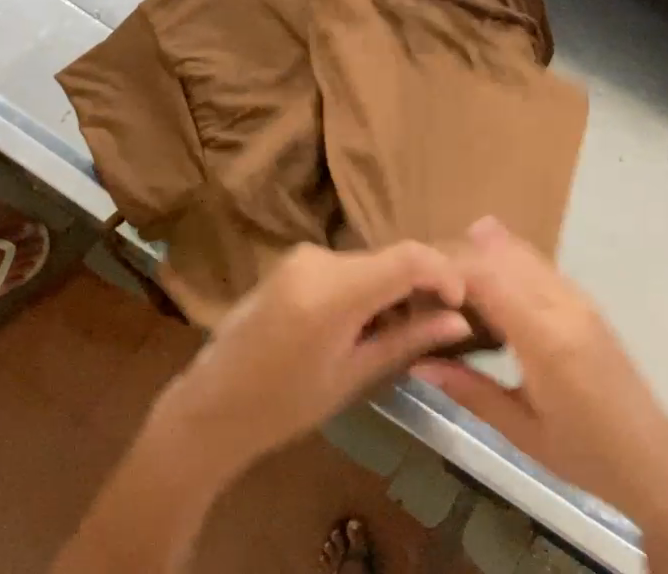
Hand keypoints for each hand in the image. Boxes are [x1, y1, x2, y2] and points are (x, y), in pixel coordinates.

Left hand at [158, 241, 473, 473]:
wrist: (209, 410)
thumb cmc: (282, 406)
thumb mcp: (352, 376)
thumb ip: (408, 340)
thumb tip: (459, 322)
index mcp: (333, 292)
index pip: (409, 258)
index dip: (444, 273)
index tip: (458, 304)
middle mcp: (317, 260)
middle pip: (391, 259)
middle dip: (420, 286)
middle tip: (434, 325)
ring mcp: (300, 257)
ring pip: (370, 263)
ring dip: (392, 289)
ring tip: (398, 331)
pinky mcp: (291, 263)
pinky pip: (345, 267)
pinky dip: (366, 288)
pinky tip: (363, 323)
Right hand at [410, 218, 667, 524]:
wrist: (650, 457)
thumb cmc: (583, 454)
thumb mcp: (520, 430)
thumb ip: (469, 391)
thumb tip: (417, 364)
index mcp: (545, 338)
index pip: (488, 280)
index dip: (450, 271)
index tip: (416, 281)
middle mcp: (564, 306)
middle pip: (506, 257)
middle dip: (465, 256)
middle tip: (427, 274)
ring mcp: (580, 301)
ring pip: (527, 256)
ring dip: (490, 253)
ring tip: (454, 266)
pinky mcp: (588, 305)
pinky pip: (543, 269)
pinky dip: (513, 263)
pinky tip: (494, 276)